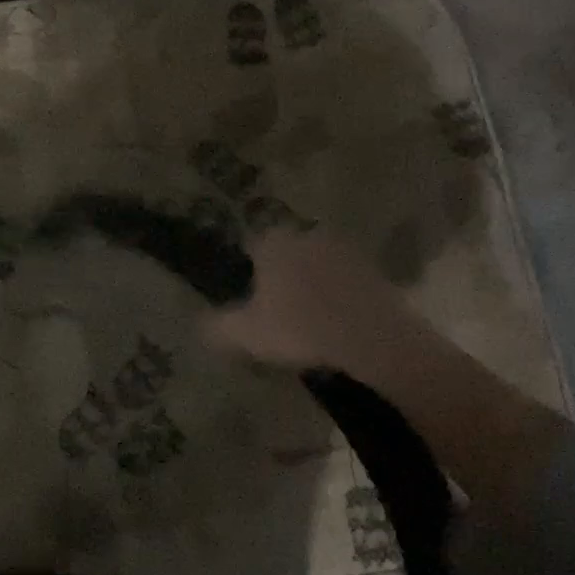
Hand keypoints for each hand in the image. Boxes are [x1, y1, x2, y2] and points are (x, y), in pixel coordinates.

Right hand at [202, 229, 417, 370]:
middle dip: (281, 277)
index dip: (247, 273)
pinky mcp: (374, 270)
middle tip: (277, 310)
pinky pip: (345, 282)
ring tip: (308, 320)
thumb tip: (200, 323)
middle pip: (286, 254)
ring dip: (312, 286)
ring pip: (317, 266)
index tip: (248, 297)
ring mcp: (345, 251)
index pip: (250, 248)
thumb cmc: (299, 329)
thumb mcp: (245, 334)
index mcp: (273, 243)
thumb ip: (218, 326)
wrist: (372, 339)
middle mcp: (307, 235)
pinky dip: (339, 297)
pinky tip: (335, 324)